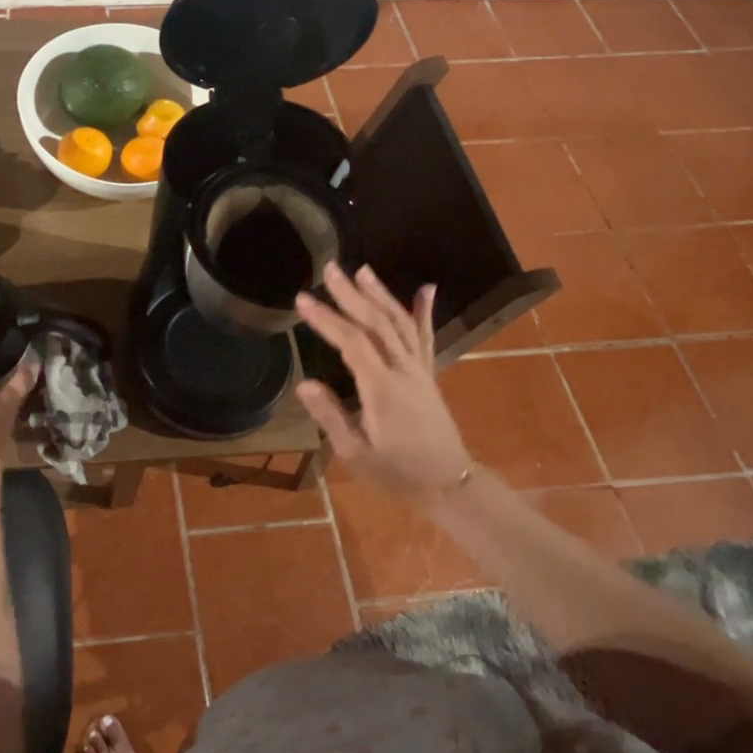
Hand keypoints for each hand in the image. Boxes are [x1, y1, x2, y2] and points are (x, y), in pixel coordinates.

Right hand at [293, 264, 474, 497]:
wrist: (449, 484)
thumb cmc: (397, 473)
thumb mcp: (357, 454)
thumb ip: (331, 417)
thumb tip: (304, 384)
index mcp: (382, 390)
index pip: (352, 343)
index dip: (327, 319)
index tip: (303, 299)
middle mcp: (404, 371)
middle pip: (377, 323)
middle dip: (352, 294)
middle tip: (330, 268)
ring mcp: (420, 371)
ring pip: (400, 324)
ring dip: (381, 295)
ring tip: (362, 270)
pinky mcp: (429, 375)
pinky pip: (425, 338)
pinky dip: (424, 312)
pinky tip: (426, 289)